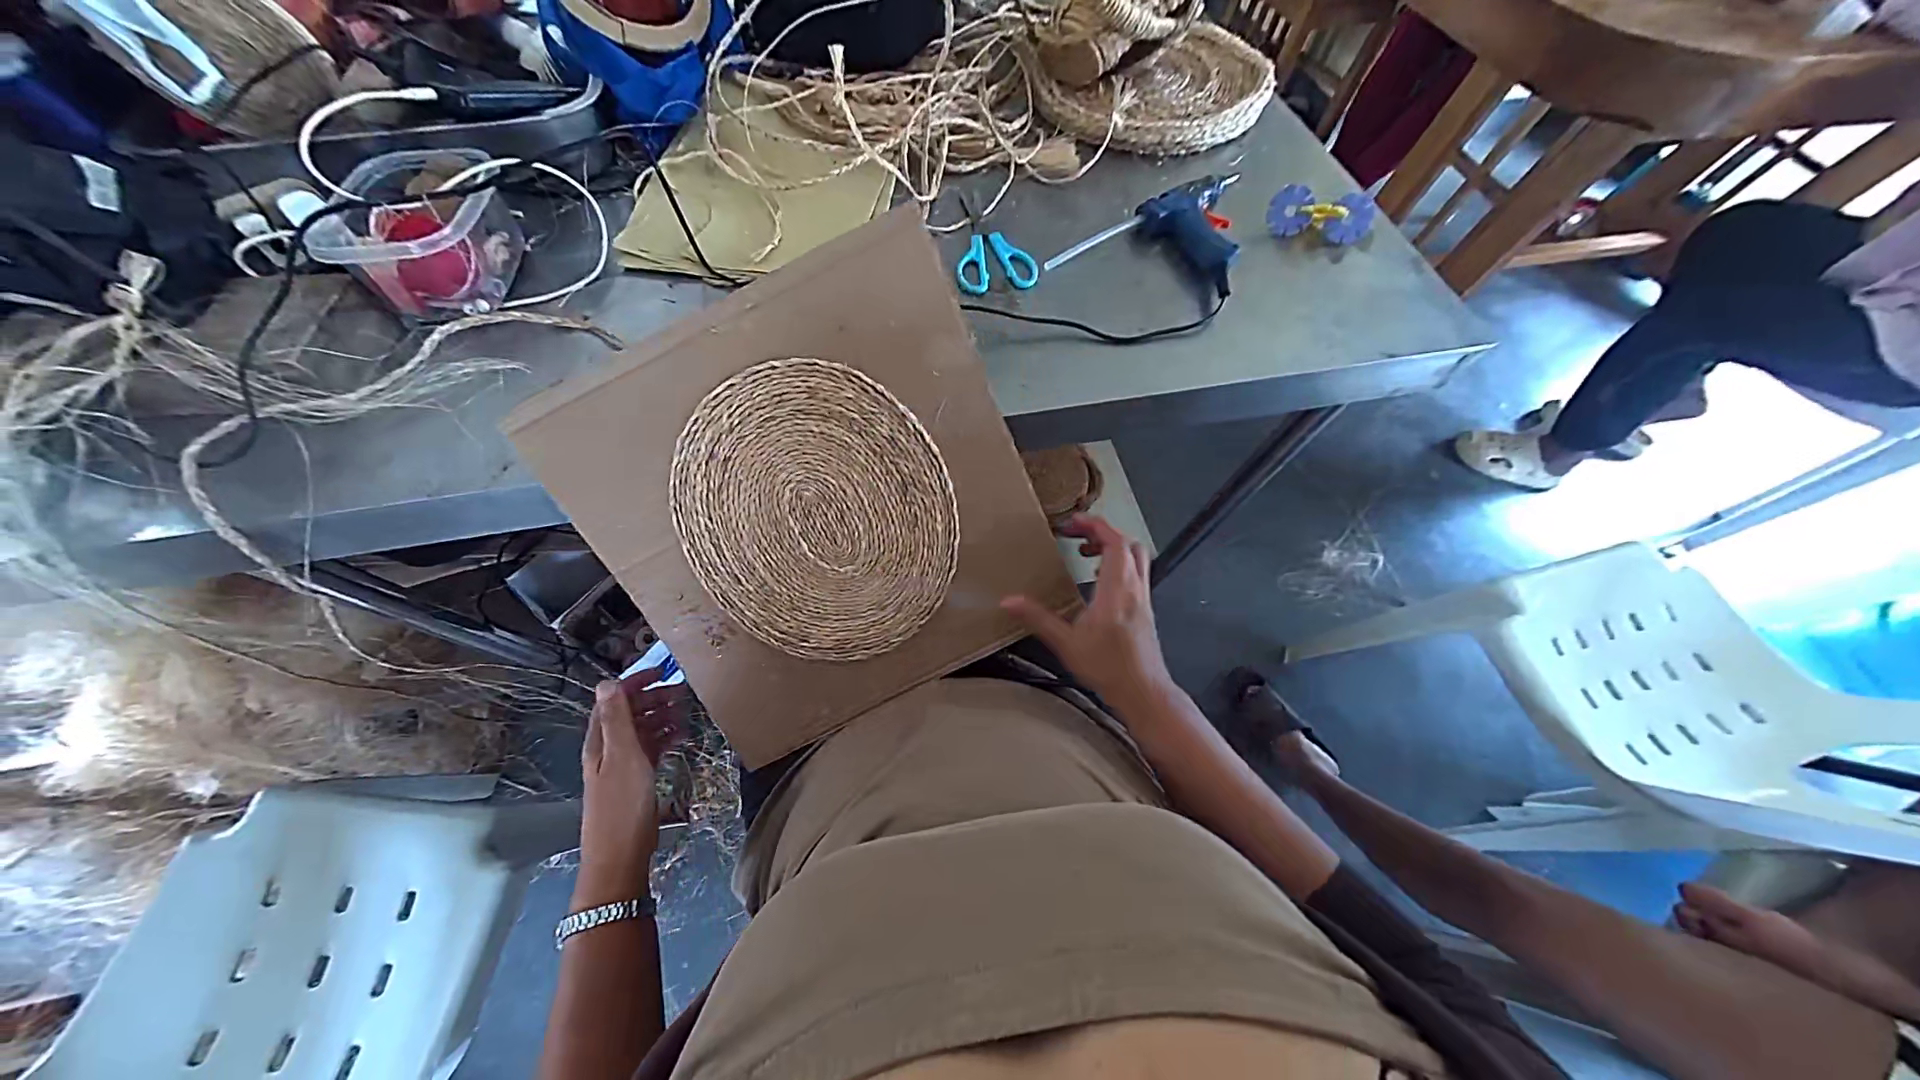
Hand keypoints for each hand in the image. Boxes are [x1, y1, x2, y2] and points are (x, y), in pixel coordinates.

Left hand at [575, 670, 685, 909]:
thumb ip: (617, 719)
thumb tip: (607, 681)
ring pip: (642, 729)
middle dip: (654, 697)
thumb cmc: (622, 804)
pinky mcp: (636, 779)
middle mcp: (609, 748)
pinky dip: (665, 737)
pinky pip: (651, 748)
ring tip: (686, 712)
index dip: (635, 683)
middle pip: (630, 712)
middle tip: (684, 692)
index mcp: (601, 740)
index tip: (662, 671)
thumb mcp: (623, 756)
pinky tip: (681, 737)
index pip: (614, 700)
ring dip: (662, 716)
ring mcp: (623, 765)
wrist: (620, 855)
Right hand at [1001, 514, 1173, 708]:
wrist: (1143, 691)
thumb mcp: (1065, 643)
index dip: (1094, 526)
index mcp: (1116, 589)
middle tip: (1075, 535)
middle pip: (1127, 543)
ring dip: (1113, 547)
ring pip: (1136, 556)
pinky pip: (1136, 572)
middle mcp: (1134, 588)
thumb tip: (1008, 601)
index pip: (1113, 542)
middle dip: (1101, 532)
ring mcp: (1143, 597)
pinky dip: (1119, 563)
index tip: (1073, 522)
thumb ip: (1037, 618)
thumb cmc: (1108, 668)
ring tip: (1086, 553)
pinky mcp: (1145, 608)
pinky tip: (1099, 580)